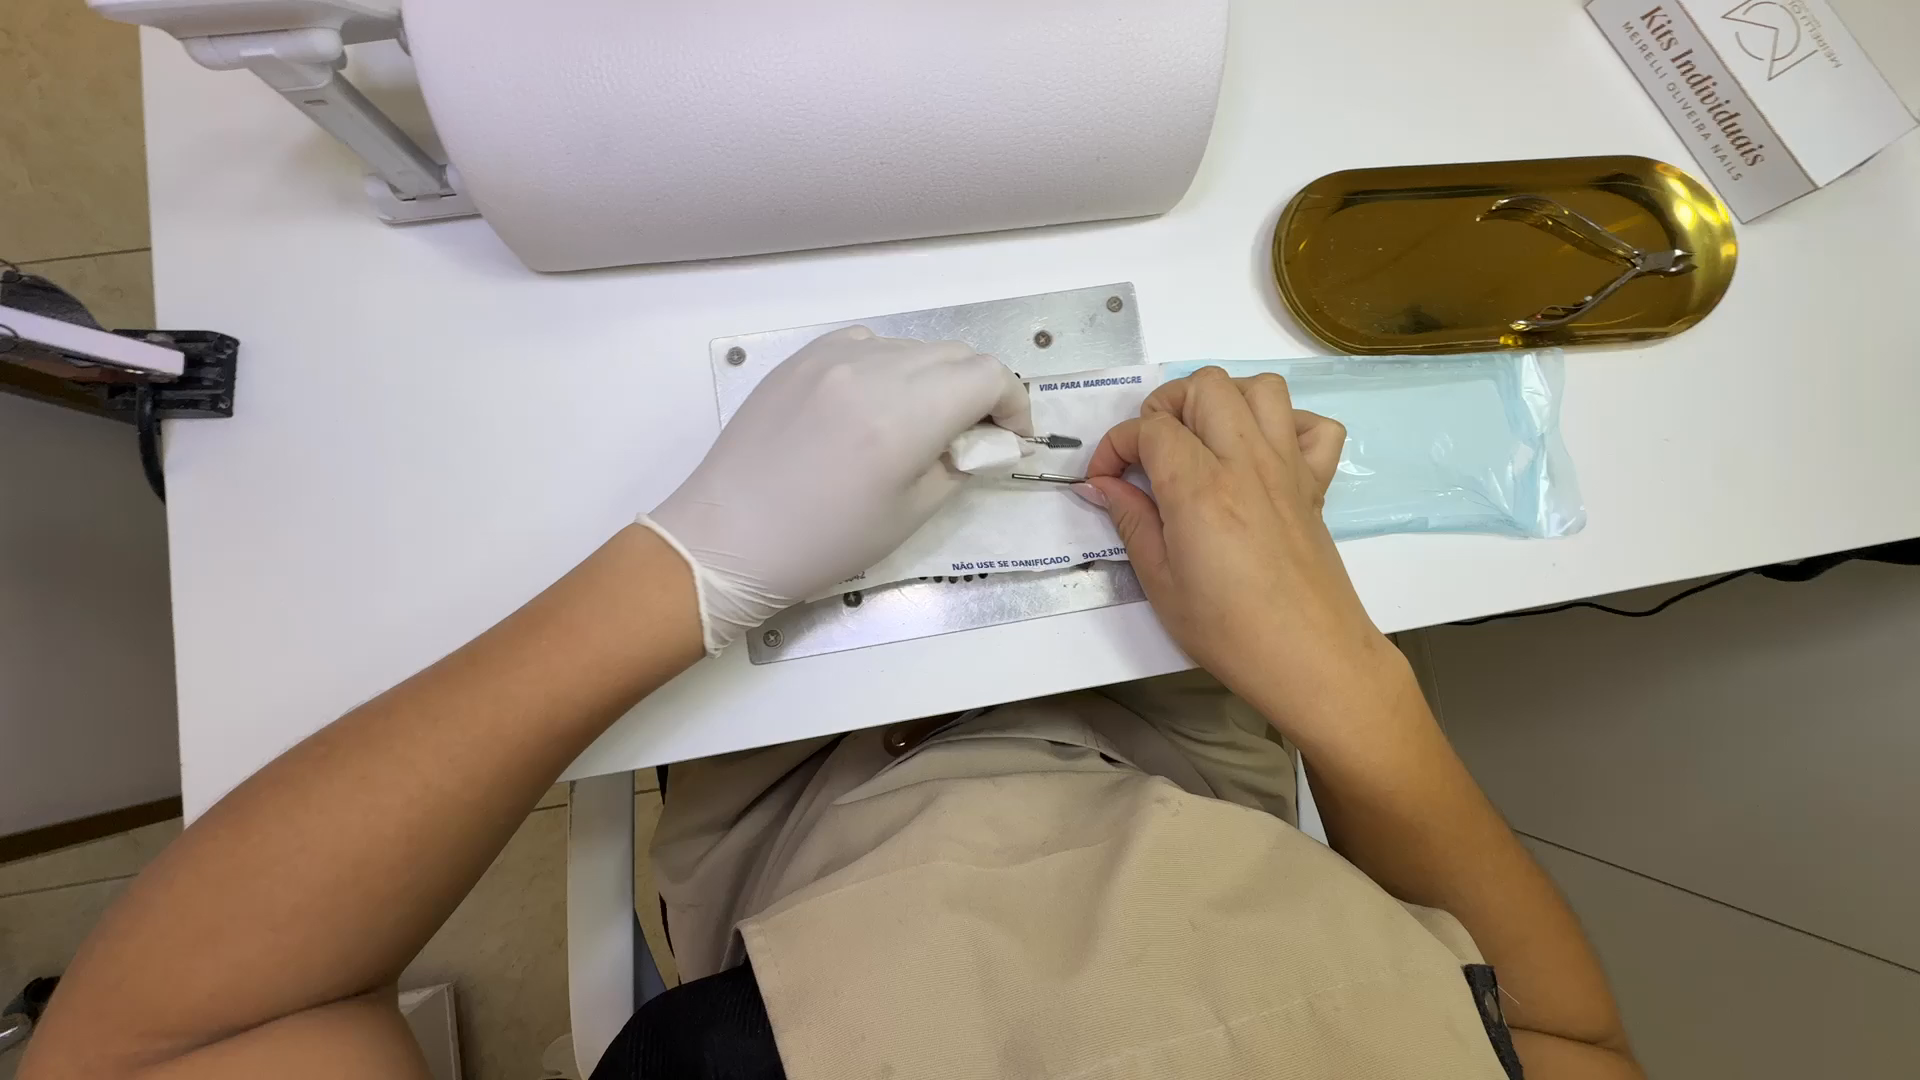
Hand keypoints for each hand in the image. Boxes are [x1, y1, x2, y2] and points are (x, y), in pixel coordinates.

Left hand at [644, 326, 1029, 652]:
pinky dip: (892, 367)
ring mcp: (831, 356)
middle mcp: (872, 369)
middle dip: (980, 391)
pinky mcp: (802, 357)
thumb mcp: (910, 514)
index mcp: (904, 415)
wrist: (729, 537)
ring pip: (915, 346)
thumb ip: (961, 465)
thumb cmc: (824, 543)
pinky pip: (870, 344)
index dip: (1014, 404)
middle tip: (972, 435)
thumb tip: (988, 440)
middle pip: (957, 355)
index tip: (1009, 438)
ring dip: (937, 378)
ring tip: (921, 423)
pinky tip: (877, 402)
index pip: (989, 376)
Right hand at [1079, 367, 1398, 736]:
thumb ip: (1130, 520)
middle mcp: (1246, 461)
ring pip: (1261, 388)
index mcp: (1199, 487)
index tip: (1104, 480)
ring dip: (1223, 401)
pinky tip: (1261, 455)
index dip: (1115, 445)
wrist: (1310, 659)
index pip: (1149, 428)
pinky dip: (1286, 425)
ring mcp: (1288, 467)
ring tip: (1202, 440)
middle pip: (1205, 387)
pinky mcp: (1316, 484)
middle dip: (1165, 406)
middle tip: (1150, 451)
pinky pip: (1314, 426)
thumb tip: (1101, 484)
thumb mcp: (1160, 582)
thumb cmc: (1226, 630)